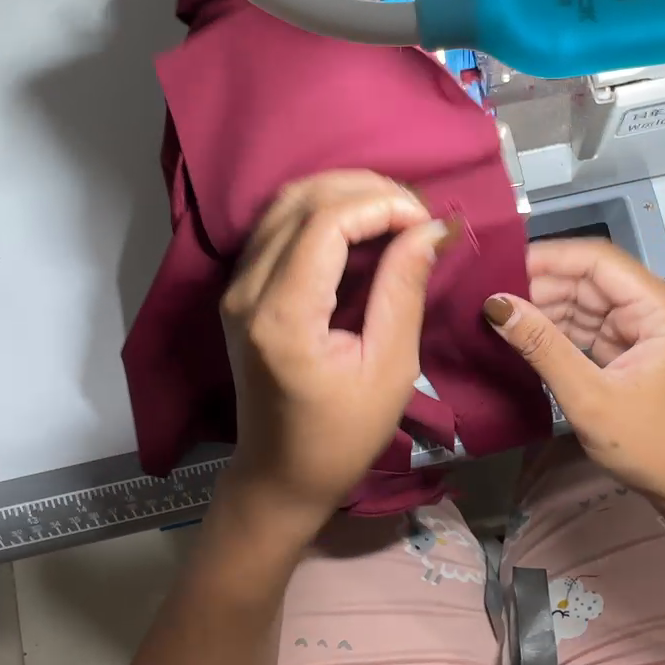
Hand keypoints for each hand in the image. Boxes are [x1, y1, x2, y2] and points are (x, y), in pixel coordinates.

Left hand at [219, 170, 451, 532]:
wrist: (280, 475)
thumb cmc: (342, 436)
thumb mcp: (390, 369)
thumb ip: (402, 290)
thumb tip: (428, 229)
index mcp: (284, 316)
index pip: (325, 222)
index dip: (381, 204)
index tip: (426, 220)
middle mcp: (247, 291)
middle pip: (300, 200)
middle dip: (364, 189)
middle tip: (416, 211)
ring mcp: (236, 288)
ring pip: (284, 204)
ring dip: (341, 194)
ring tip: (393, 212)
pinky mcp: (239, 290)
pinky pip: (276, 226)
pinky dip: (320, 211)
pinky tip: (359, 226)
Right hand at [482, 239, 664, 517]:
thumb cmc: (648, 444)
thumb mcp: (588, 397)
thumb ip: (542, 345)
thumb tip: (495, 304)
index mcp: (661, 308)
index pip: (599, 261)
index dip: (549, 258)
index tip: (500, 267)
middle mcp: (655, 306)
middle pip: (590, 278)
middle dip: (541, 285)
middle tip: (489, 294)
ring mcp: (643, 327)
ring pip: (585, 300)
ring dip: (545, 307)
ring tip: (498, 312)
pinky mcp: (630, 346)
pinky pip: (588, 325)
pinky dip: (557, 329)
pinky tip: (522, 331)